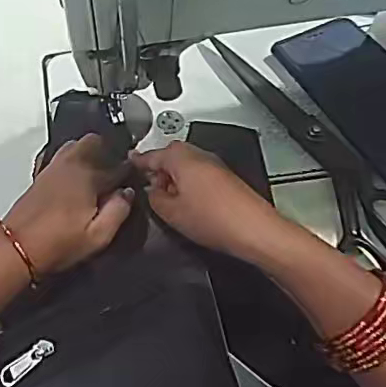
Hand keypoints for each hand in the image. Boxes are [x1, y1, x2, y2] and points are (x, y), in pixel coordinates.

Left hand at [1, 133, 136, 273]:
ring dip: (89, 151)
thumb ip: (118, 211)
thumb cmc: (58, 244)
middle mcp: (70, 165)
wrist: (17, 246)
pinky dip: (73, 157)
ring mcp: (53, 167)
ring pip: (75, 144)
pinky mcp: (41, 175)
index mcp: (88, 177)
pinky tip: (77, 175)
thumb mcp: (98, 237)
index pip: (117, 165)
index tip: (136, 177)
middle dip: (108, 150)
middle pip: (94, 141)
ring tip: (99, 169)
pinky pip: (62, 155)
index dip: (130, 170)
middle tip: (116, 168)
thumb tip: (127, 194)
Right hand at [133, 141, 300, 262]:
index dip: (137, 162)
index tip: (130, 163)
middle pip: (170, 157)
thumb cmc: (218, 219)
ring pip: (186, 167)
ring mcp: (215, 166)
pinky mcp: (226, 179)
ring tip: (173, 204)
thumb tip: (151, 191)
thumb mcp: (170, 212)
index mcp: (181, 157)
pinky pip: (200, 176)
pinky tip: (192, 207)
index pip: (150, 155)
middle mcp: (199, 155)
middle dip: (158, 172)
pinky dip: (191, 186)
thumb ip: (153, 198)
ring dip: (175, 180)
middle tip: (151, 190)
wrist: (256, 231)